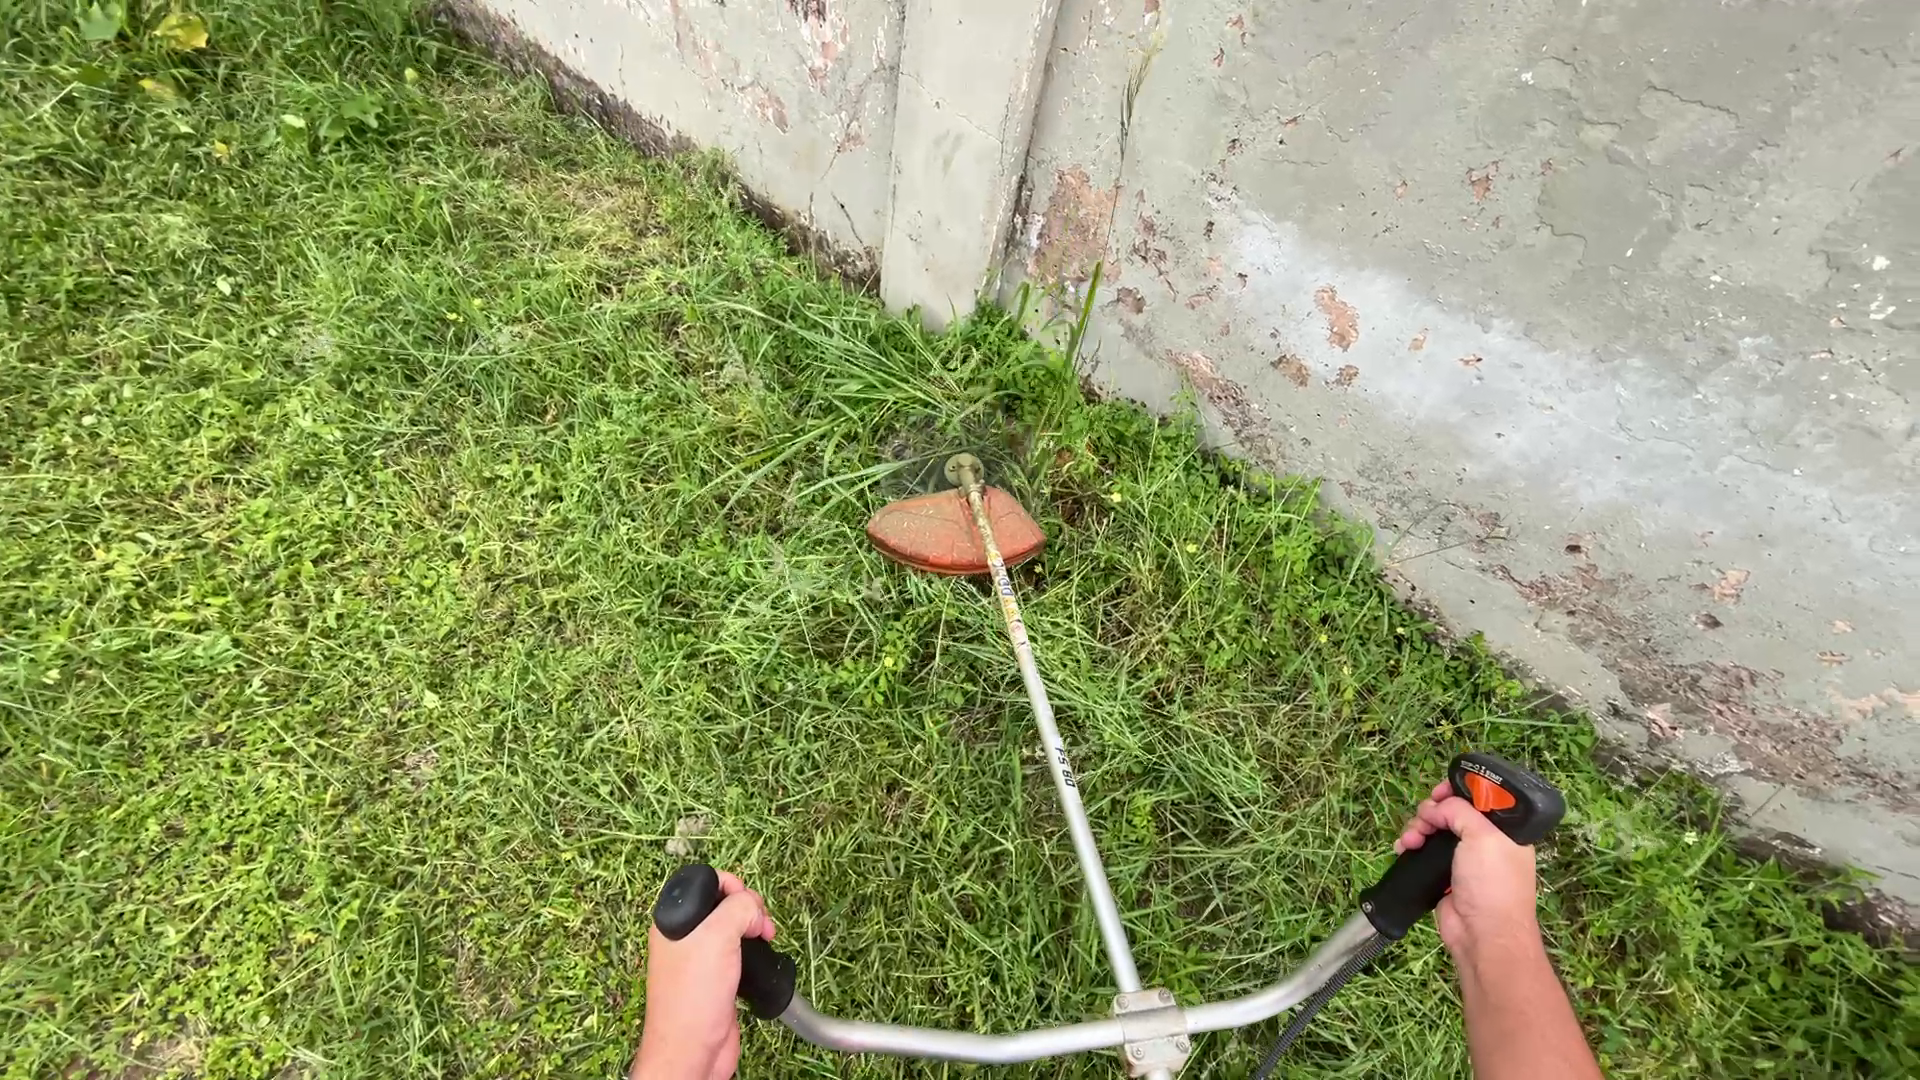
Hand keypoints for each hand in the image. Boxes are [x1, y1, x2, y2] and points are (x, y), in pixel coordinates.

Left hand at [631, 871, 776, 1079]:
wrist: (692, 1053)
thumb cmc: (696, 994)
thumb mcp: (718, 935)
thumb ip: (739, 907)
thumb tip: (754, 911)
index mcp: (673, 919)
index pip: (706, 882)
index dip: (731, 885)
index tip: (746, 903)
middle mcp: (684, 935)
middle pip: (724, 902)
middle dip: (749, 907)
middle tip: (760, 925)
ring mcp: (700, 957)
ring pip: (735, 925)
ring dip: (755, 926)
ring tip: (766, 938)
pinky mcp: (716, 977)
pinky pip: (739, 949)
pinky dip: (754, 947)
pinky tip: (761, 955)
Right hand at [1393, 781, 1538, 957]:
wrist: (1482, 933)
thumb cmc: (1491, 883)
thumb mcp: (1483, 836)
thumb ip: (1458, 811)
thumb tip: (1434, 809)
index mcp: (1505, 833)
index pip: (1480, 799)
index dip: (1458, 791)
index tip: (1439, 792)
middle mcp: (1485, 843)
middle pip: (1450, 811)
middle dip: (1431, 811)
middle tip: (1425, 819)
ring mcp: (1463, 859)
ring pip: (1432, 828)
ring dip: (1416, 828)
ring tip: (1411, 840)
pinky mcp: (1443, 872)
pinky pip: (1422, 848)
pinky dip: (1410, 844)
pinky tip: (1403, 847)